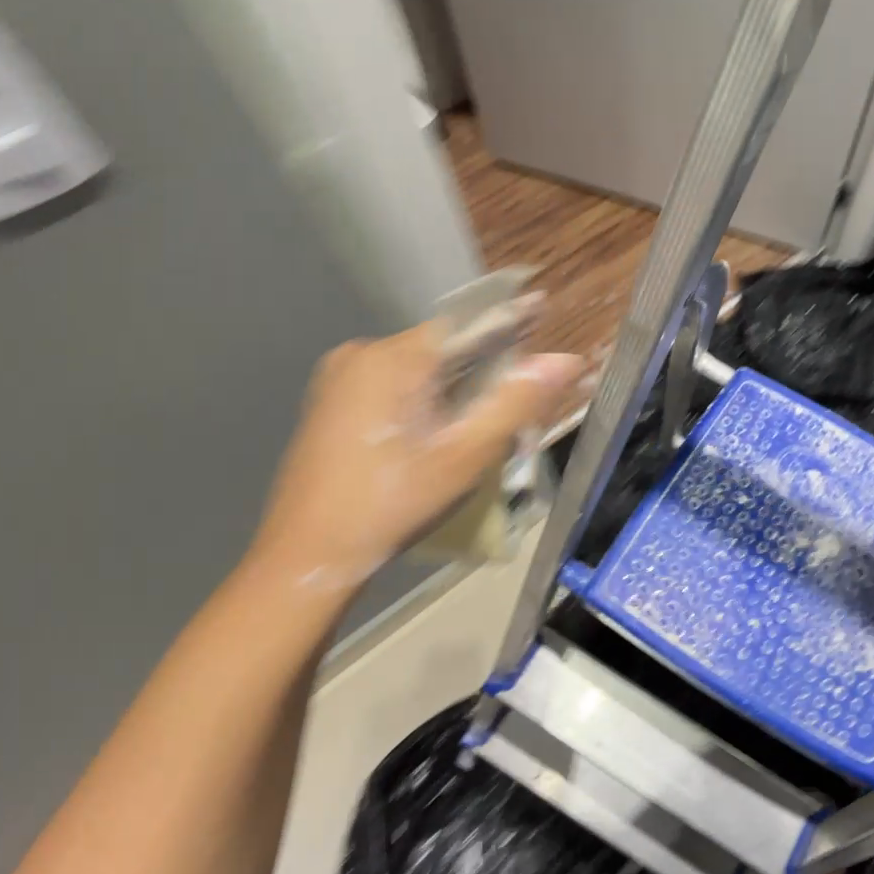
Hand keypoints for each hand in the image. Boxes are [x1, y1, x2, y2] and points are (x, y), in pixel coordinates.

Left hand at [245, 313, 583, 592]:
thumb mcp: (464, 456)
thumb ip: (516, 402)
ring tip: (490, 421)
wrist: (307, 556)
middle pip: (442, 348)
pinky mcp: (331, 401)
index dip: (508, 328)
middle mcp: (362, 354)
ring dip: (456, 387)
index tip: (544, 317)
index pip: (465, 326)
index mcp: (391, 358)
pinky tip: (443, 431)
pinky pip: (393, 384)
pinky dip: (425, 399)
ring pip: (419, 368)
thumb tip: (566, 360)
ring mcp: (340, 377)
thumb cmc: (391, 505)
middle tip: (523, 398)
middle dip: (485, 369)